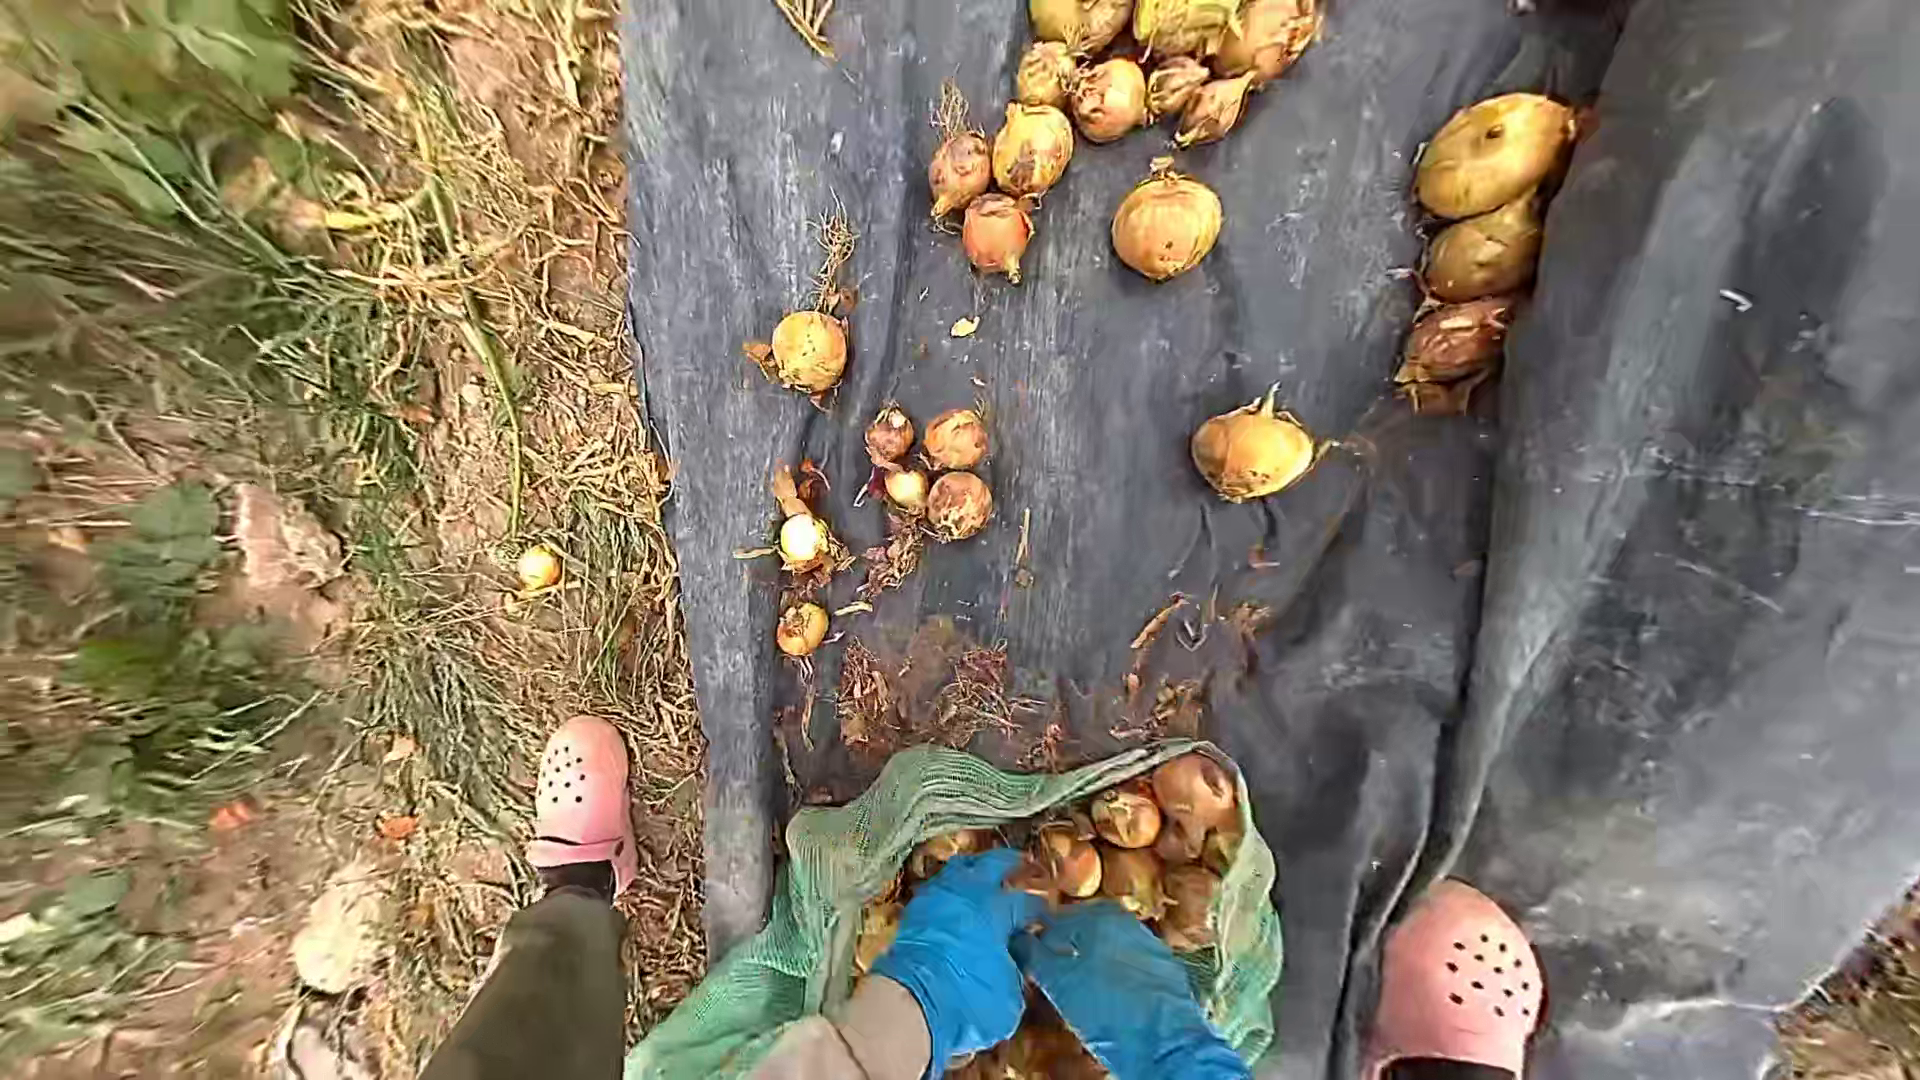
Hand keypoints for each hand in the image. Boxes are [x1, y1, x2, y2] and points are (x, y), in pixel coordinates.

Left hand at [871, 848, 1042, 1077]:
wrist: (911, 1001)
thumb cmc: (967, 999)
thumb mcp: (1008, 998)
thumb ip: (1016, 970)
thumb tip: (1017, 959)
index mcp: (996, 908)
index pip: (1027, 903)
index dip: (1039, 910)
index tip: (1046, 917)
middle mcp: (969, 890)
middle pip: (993, 862)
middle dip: (1010, 861)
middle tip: (1021, 861)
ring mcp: (940, 893)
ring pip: (961, 866)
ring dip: (976, 867)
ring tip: (984, 871)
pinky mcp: (917, 906)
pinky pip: (940, 886)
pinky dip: (952, 888)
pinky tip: (956, 897)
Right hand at [1012, 901, 1249, 1079]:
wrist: (1168, 1049)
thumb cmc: (1109, 1011)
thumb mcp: (1060, 985)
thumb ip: (1034, 955)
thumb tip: (1017, 938)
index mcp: (1099, 914)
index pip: (1057, 918)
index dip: (1039, 938)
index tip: (1031, 957)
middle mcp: (1126, 921)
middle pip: (1084, 929)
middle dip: (1067, 948)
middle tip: (1053, 973)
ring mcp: (1149, 945)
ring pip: (1108, 947)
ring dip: (1092, 961)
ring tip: (1080, 988)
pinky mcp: (1166, 972)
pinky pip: (1130, 965)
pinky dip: (1116, 975)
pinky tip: (1110, 997)